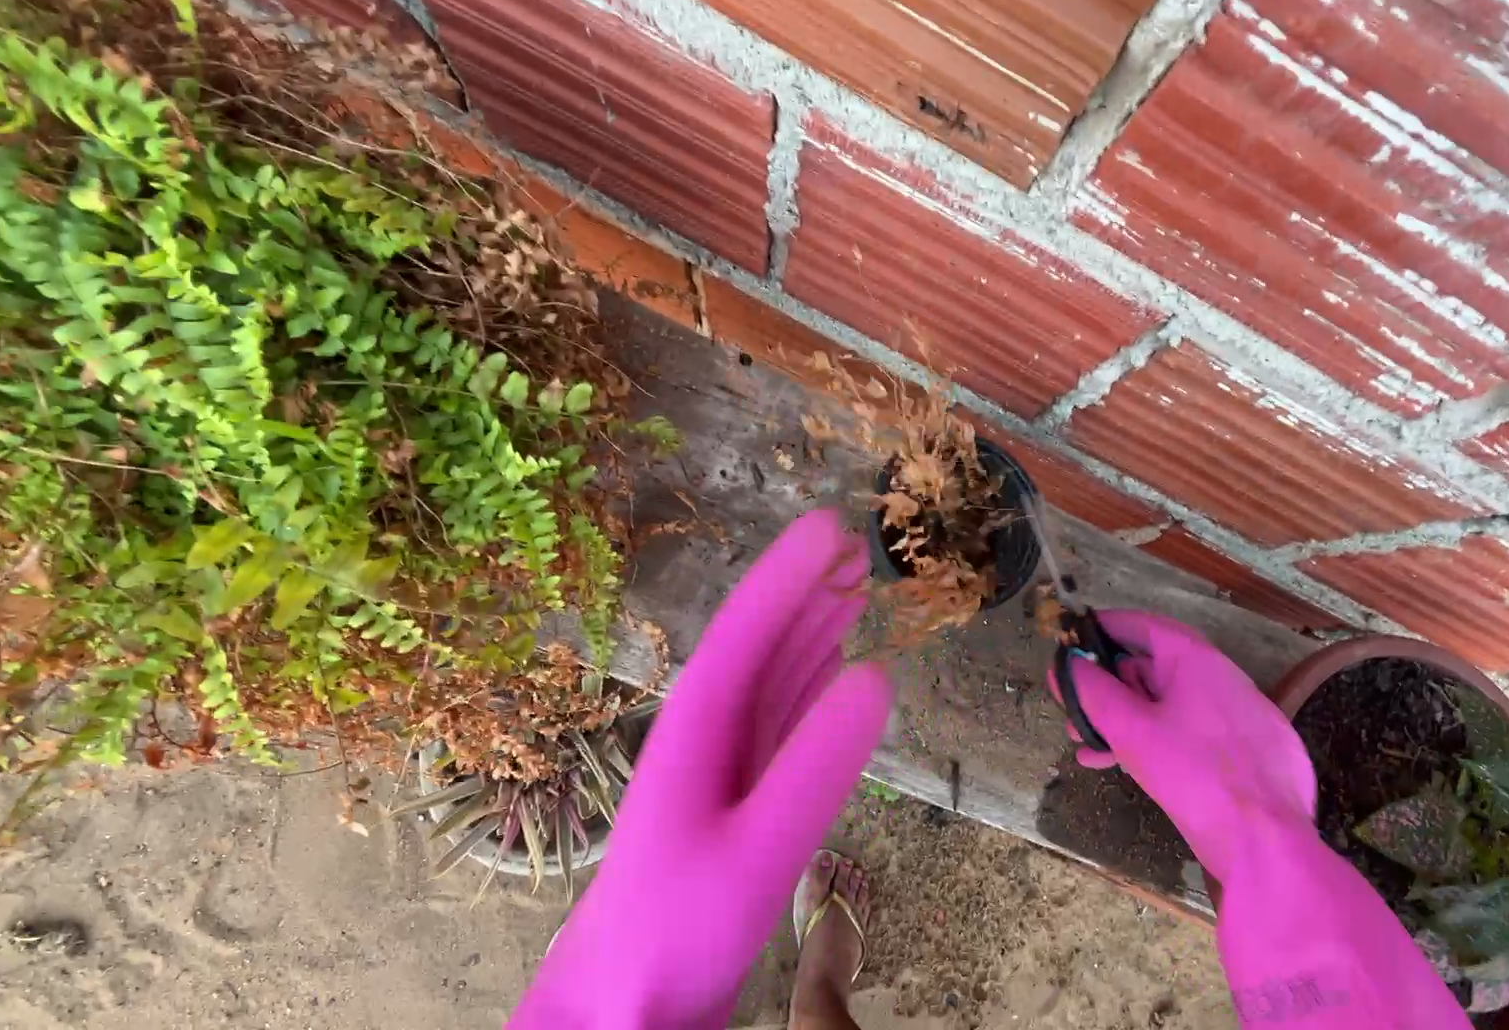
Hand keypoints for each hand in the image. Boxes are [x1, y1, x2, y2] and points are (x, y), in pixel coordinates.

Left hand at [510, 510, 893, 1029]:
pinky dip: (814, 683)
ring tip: (853, 588)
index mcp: (699, 723)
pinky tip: (835, 666)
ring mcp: (727, 758)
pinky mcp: (743, 789)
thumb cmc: (678, 927)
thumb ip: (816, 768)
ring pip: (777, 674)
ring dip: (813, 627)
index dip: (788, 573)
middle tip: (855, 545)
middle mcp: (711, 726)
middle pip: (764, 638)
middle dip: (806, 587)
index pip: (747, 627)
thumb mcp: (756, 853)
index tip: (832, 526)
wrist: (629, 999)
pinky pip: (786, 717)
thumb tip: (879, 675)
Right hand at [1052, 610, 1316, 881]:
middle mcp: (1223, 679)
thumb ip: (1094, 692)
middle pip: (1153, 668)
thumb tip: (1070, 665)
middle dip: (1108, 688)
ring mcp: (1241, 717)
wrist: (1266, 844)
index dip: (1105, 628)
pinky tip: (1123, 766)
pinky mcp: (1249, 754)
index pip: (1144, 626)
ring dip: (1125, 720)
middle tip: (1074, 710)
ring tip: (1088, 746)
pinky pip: (1191, 733)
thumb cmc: (1192, 774)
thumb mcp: (1130, 730)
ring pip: (1169, 706)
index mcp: (1197, 661)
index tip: (1074, 638)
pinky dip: (1155, 741)